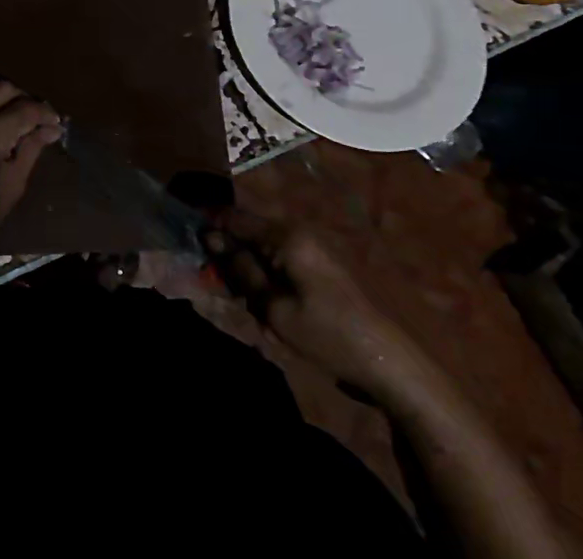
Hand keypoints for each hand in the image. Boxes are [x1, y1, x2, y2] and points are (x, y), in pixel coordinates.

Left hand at [0, 81, 62, 262]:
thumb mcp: (15, 181)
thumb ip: (32, 147)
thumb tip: (52, 128)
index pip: (25, 108)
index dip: (45, 113)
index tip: (57, 123)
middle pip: (2, 88)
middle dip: (24, 98)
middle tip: (39, 118)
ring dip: (5, 103)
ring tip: (21, 123)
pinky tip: (0, 129)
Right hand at [209, 212, 423, 394]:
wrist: (391, 364)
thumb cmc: (329, 335)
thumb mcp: (273, 308)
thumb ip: (240, 270)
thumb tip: (212, 239)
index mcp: (287, 236)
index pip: (234, 218)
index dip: (208, 229)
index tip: (190, 250)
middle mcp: (301, 232)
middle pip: (248, 233)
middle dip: (231, 258)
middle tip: (225, 292)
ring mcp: (315, 249)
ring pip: (264, 250)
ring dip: (251, 273)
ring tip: (253, 308)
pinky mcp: (324, 266)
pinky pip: (283, 262)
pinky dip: (270, 280)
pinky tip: (274, 311)